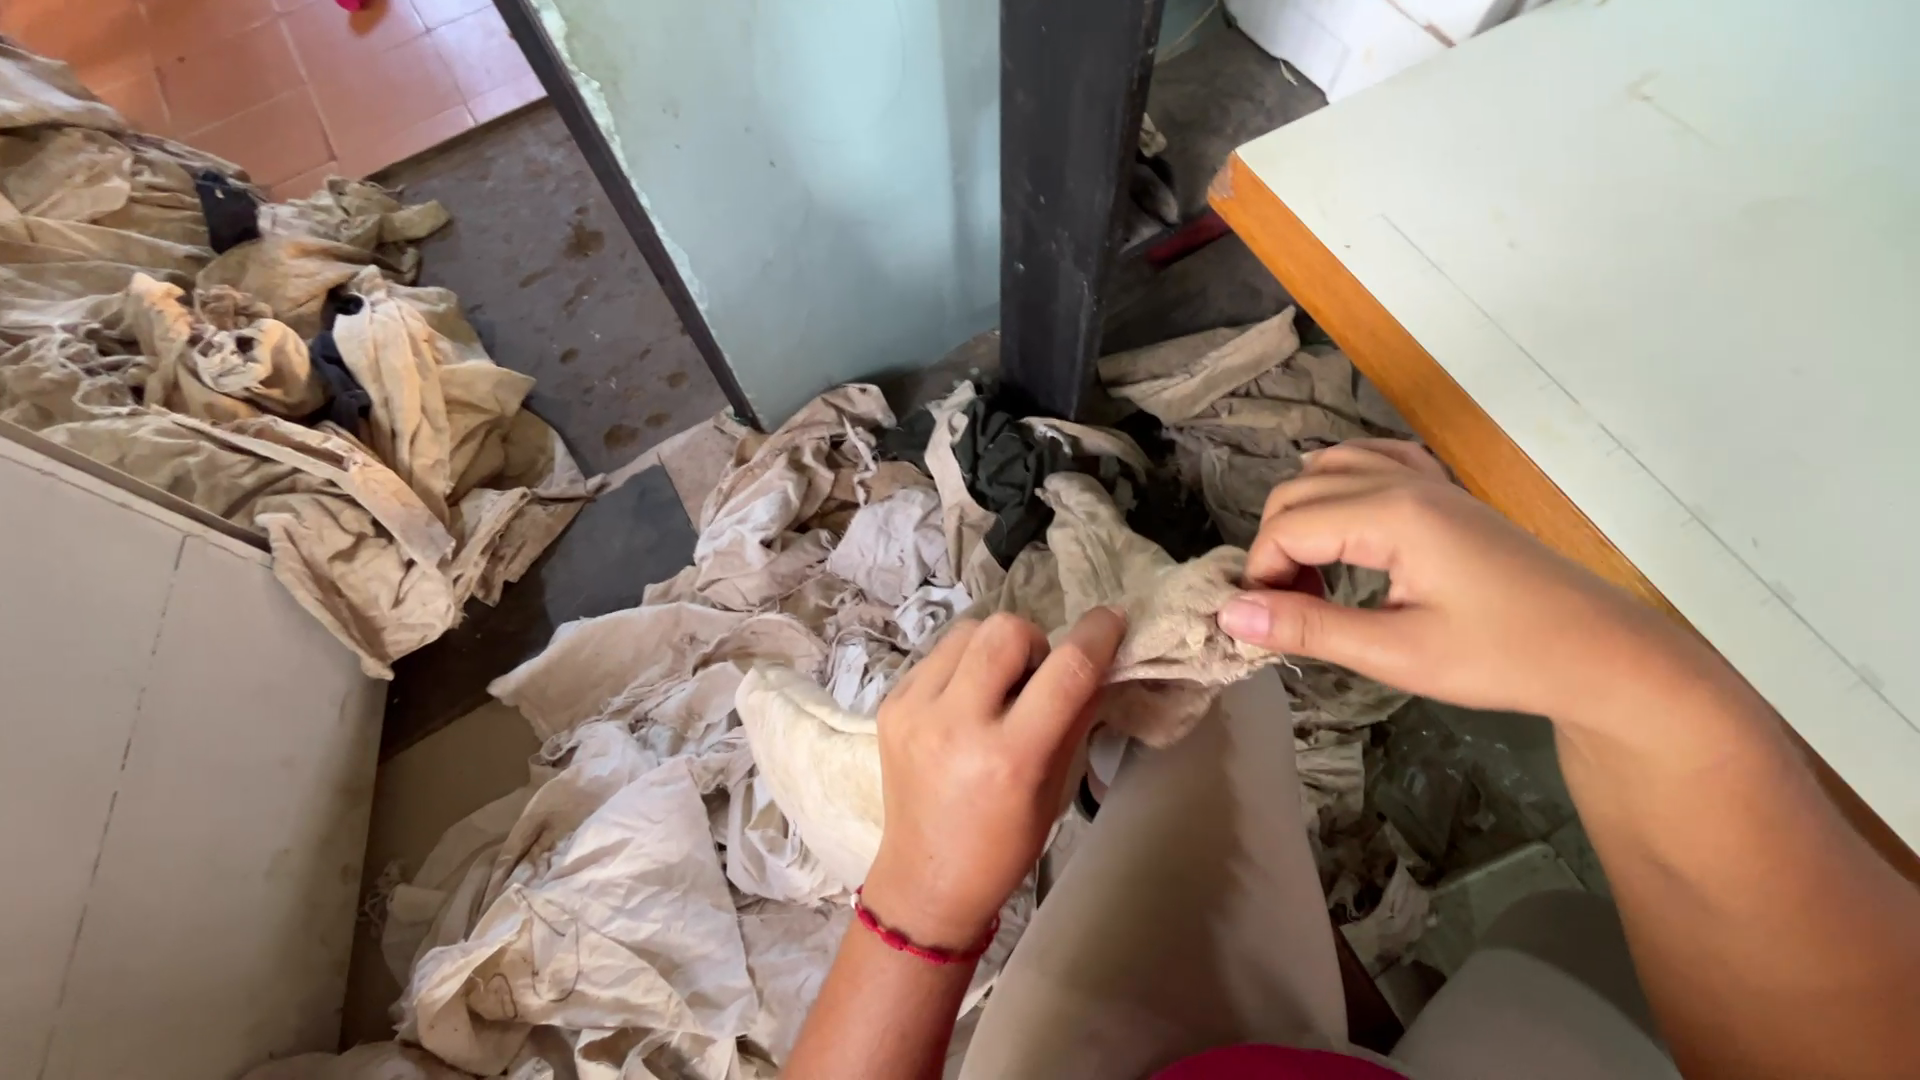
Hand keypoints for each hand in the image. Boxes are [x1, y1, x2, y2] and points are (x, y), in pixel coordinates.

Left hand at [862, 609, 1126, 949]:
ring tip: (996, 688)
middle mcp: (955, 724)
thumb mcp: (1054, 789)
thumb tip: (1098, 663)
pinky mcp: (890, 705)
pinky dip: (961, 666)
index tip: (1110, 619)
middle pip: (1006, 630)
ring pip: (968, 630)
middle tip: (1035, 677)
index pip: (1065, 671)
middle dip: (1035, 641)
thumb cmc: (1002, 846)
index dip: (1097, 635)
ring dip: (994, 648)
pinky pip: (937, 654)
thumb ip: (1076, 718)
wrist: (925, 879)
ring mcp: (914, 710)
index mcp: (1008, 757)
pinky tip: (963, 702)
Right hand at [1215, 439, 1711, 731]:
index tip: (1264, 625)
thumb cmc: (1503, 658)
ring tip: (1311, 573)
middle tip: (1288, 608)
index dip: (1260, 576)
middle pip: (1297, 494)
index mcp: (1391, 515)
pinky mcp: (1444, 493)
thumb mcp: (1396, 654)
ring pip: (1327, 470)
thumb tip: (1228, 615)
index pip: (1286, 527)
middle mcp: (1402, 481)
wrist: (1606, 654)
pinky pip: (1372, 461)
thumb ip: (1307, 628)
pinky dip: (1341, 486)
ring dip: (1301, 517)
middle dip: (1274, 548)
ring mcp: (1427, 480)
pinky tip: (1346, 523)